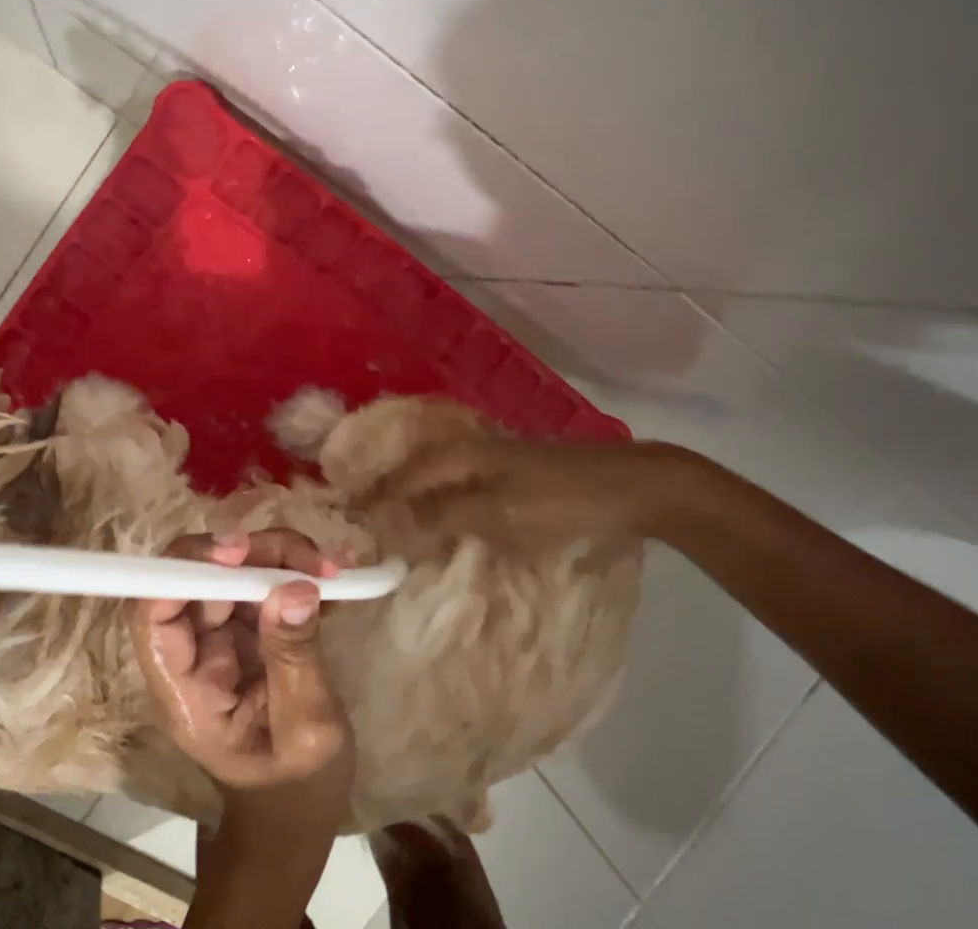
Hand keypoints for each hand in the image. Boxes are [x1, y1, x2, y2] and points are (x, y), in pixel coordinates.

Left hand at [129, 530, 354, 829]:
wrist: (301, 805)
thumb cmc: (299, 785)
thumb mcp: (307, 728)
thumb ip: (295, 658)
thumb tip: (293, 587)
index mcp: (184, 691)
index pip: (152, 616)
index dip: (183, 572)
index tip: (237, 552)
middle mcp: (191, 656)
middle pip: (198, 582)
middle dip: (252, 556)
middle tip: (312, 559)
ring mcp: (218, 641)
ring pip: (232, 575)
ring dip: (280, 558)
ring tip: (332, 567)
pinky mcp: (246, 634)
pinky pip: (260, 587)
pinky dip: (294, 572)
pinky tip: (335, 573)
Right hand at [356, 437, 690, 557]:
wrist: (634, 487)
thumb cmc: (560, 503)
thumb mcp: (495, 513)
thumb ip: (439, 514)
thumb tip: (384, 517)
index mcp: (458, 455)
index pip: (400, 479)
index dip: (372, 501)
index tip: (343, 523)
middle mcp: (469, 450)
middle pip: (415, 473)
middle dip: (388, 497)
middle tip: (362, 527)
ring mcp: (495, 459)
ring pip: (439, 478)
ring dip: (415, 501)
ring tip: (394, 527)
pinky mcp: (515, 472)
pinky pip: (462, 486)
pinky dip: (443, 502)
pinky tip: (445, 519)